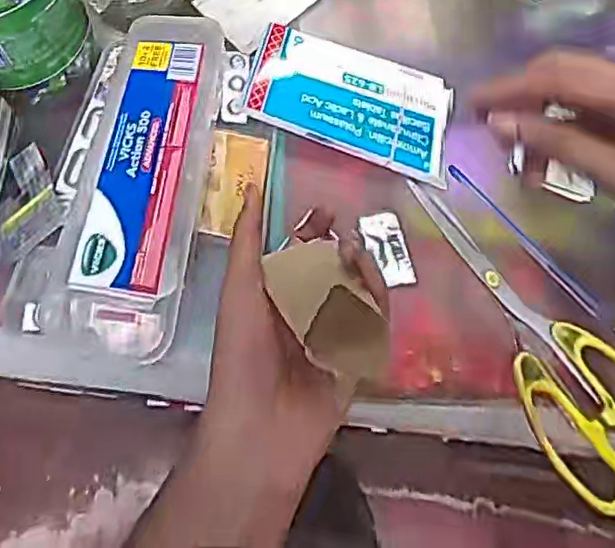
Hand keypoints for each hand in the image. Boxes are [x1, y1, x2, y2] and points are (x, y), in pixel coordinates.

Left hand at [200, 188, 390, 487]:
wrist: (259, 428)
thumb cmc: (241, 351)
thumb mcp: (240, 286)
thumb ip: (248, 238)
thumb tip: (251, 187)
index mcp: (274, 294)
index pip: (298, 252)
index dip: (311, 229)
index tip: (326, 210)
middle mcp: (303, 311)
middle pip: (332, 269)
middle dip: (341, 248)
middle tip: (347, 233)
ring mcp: (330, 337)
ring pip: (356, 294)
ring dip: (360, 271)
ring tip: (354, 256)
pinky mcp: (355, 363)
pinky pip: (372, 328)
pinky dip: (375, 306)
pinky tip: (371, 288)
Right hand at [472, 50, 614, 289]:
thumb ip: (564, 145)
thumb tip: (502, 123)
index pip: (563, 76)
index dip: (512, 87)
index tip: (473, 104)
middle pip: (569, 73)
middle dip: (523, 94)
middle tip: (487, 124)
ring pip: (580, 94)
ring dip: (543, 116)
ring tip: (518, 154)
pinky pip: (598, 115)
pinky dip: (567, 131)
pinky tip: (551, 160)